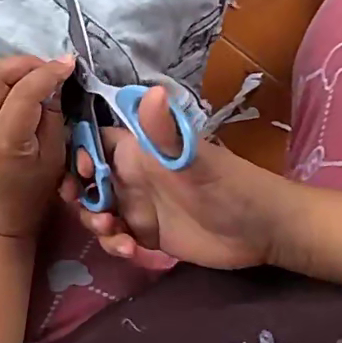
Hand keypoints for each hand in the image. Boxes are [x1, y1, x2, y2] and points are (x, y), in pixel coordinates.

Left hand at [0, 55, 76, 238]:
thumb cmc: (33, 190)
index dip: (48, 73)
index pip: (24, 93)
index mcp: (5, 142)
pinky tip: (11, 77)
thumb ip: (53, 114)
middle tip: (50, 67)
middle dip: (26, 63)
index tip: (69, 64)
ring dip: (7, 64)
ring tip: (31, 71)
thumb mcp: (54, 155)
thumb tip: (56, 79)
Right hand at [64, 86, 293, 269]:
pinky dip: (115, 244)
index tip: (84, 173)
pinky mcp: (147, 234)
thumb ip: (167, 132)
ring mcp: (140, 206)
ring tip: (115, 233)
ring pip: (99, 210)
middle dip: (79, 194)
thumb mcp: (196, 161)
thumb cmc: (230, 187)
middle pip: (90, 179)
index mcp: (141, 151)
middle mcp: (135, 175)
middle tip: (90, 209)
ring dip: (96, 222)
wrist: (262, 231)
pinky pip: (116, 237)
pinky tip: (130, 251)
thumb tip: (151, 90)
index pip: (96, 141)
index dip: (79, 153)